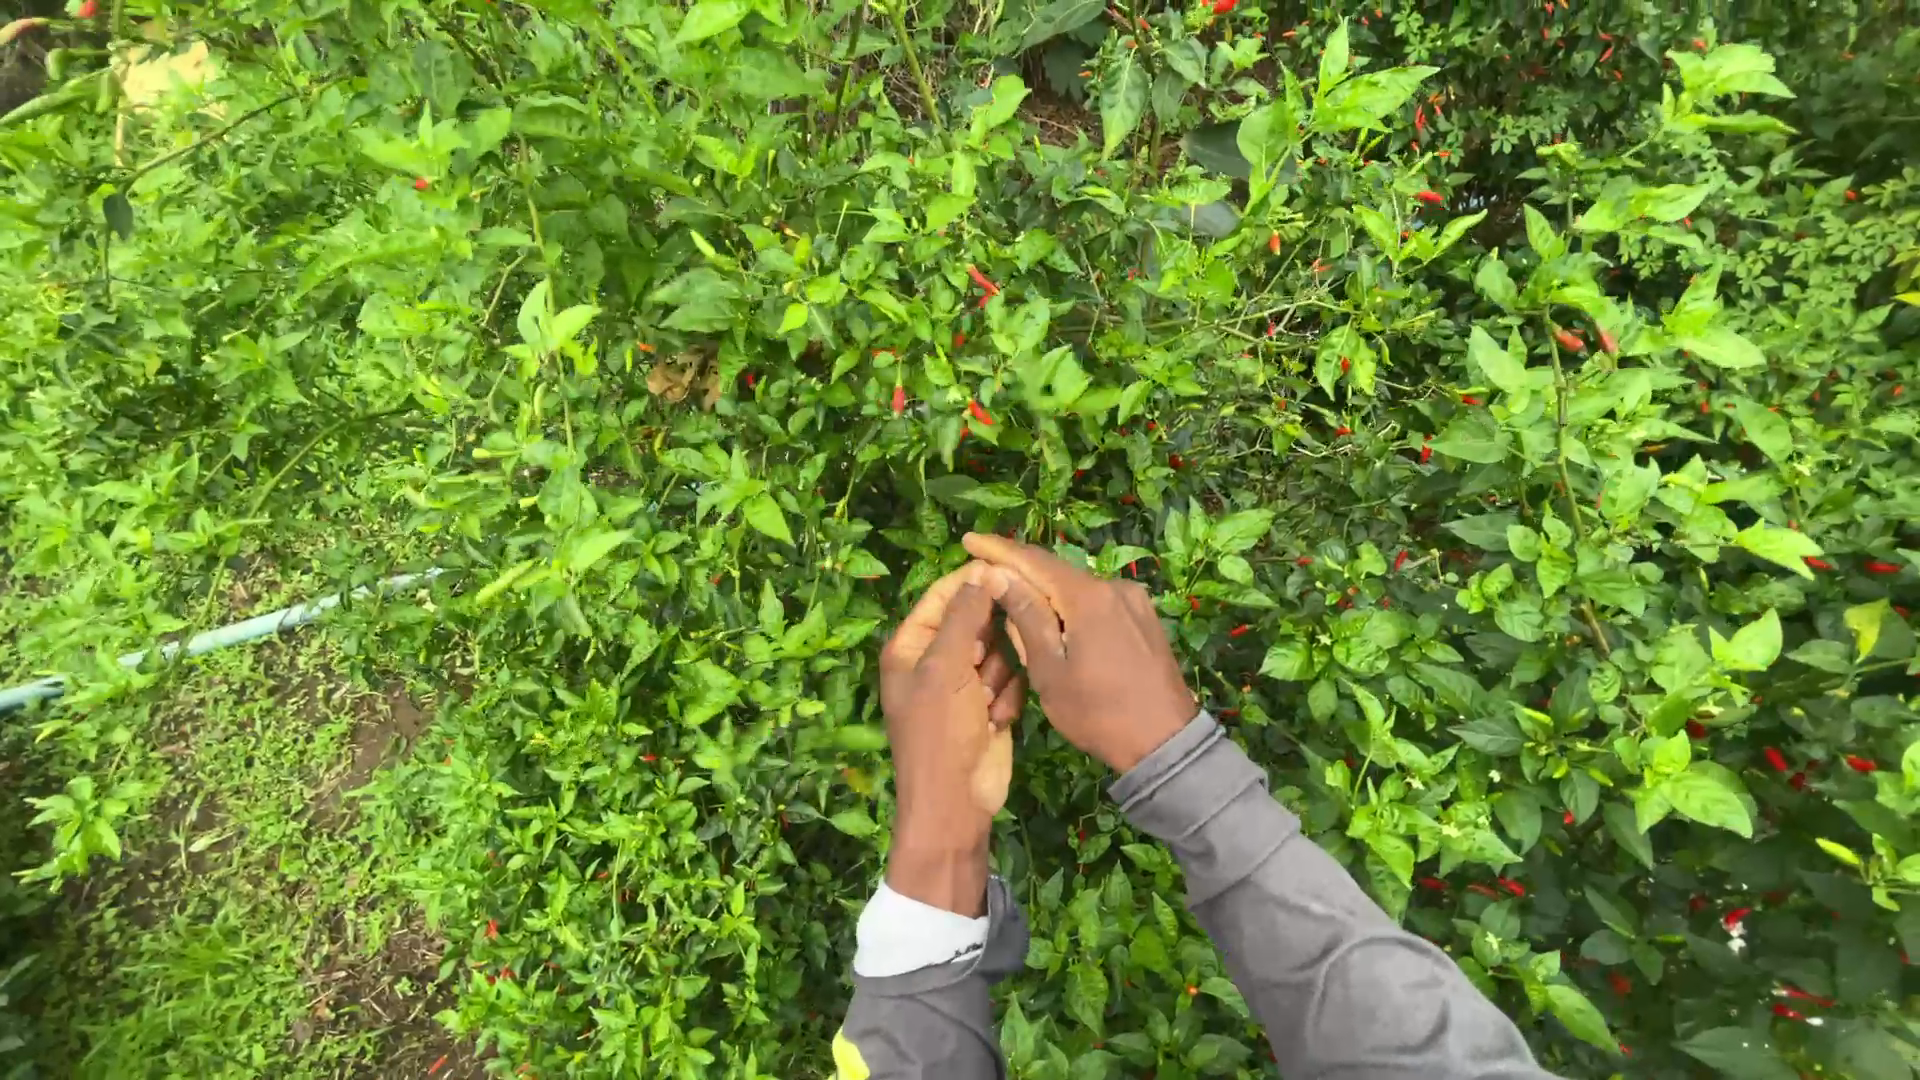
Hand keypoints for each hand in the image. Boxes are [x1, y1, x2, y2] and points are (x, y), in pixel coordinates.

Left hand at [878, 562, 1025, 913]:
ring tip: (985, 703)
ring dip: (998, 676)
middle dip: (988, 642)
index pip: (942, 596)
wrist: (957, 802)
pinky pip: (1010, 679)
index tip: (1005, 566)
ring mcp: (963, 682)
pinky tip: (996, 721)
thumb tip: (983, 571)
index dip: (971, 580)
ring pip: (998, 650)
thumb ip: (964, 616)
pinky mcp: (988, 702)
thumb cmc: (940, 732)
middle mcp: (934, 658)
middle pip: (975, 621)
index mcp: (911, 645)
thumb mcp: (946, 668)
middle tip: (987, 661)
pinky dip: (1007, 698)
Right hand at [961, 533, 1195, 772]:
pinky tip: (1054, 617)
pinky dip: (1070, 604)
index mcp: (1089, 597)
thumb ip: (1025, 617)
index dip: (998, 549)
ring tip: (1014, 596)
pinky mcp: (1143, 618)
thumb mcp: (1049, 670)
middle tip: (984, 566)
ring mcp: (1134, 601)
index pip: (1034, 561)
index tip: (969, 539)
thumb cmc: (1098, 713)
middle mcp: (1114, 587)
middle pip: (1057, 570)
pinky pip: (1097, 601)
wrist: (1167, 744)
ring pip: (1077, 587)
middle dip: (1019, 569)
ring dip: (1045, 590)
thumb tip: (998, 575)